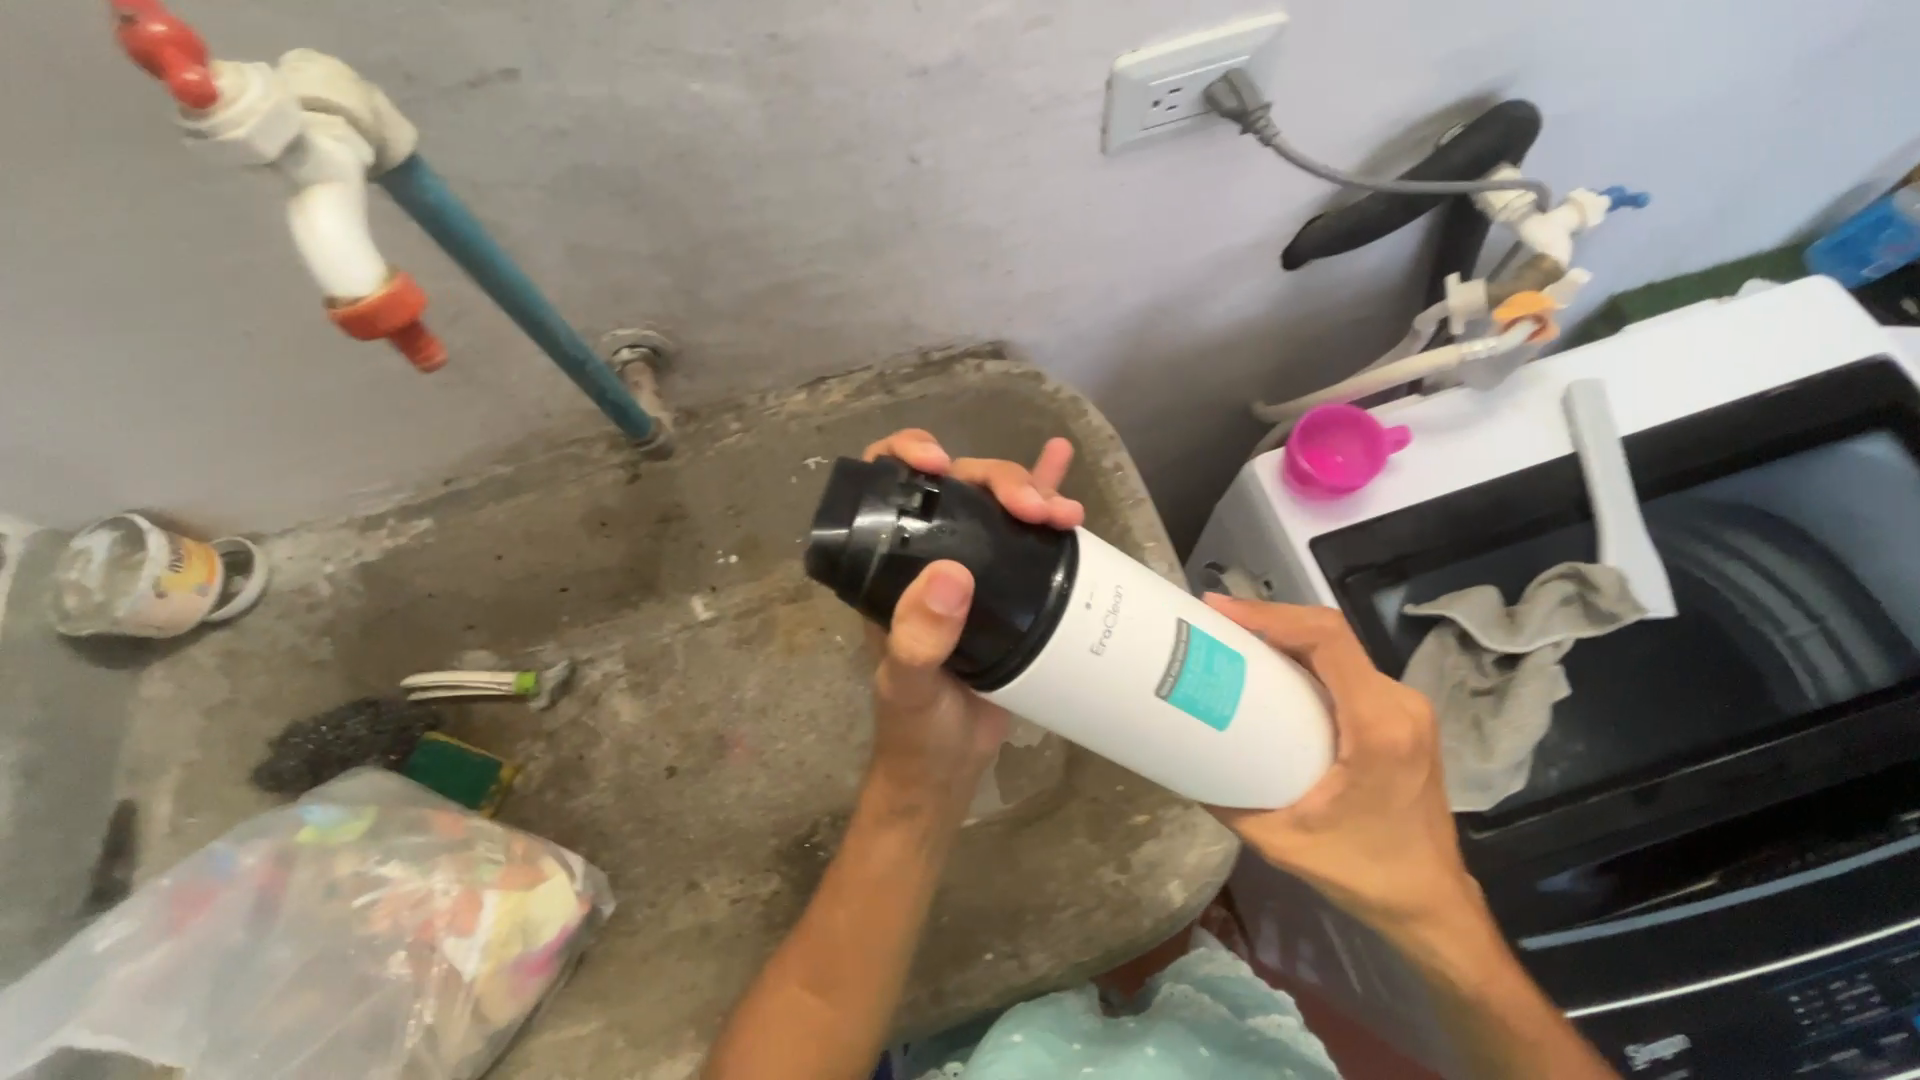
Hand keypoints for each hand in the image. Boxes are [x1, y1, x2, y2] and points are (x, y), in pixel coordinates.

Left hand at [858, 430, 1083, 816]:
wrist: (951, 764)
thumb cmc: (915, 726)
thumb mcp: (909, 685)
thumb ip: (918, 638)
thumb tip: (951, 575)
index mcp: (891, 567)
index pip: (887, 489)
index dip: (907, 457)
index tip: (940, 463)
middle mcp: (930, 556)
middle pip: (959, 488)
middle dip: (998, 480)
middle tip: (1035, 509)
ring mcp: (976, 568)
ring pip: (998, 504)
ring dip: (1033, 491)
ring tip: (1065, 512)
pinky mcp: (1014, 586)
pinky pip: (1030, 533)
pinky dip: (1046, 494)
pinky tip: (1064, 470)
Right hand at [1203, 597, 1482, 936]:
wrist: (1430, 901)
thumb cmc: (1363, 872)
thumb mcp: (1282, 840)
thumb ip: (1228, 799)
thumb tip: (1181, 759)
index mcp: (1379, 726)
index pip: (1328, 640)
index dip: (1272, 615)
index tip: (1221, 611)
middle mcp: (1400, 705)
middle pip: (1331, 637)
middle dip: (1270, 622)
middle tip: (1215, 625)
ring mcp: (1407, 709)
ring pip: (1341, 651)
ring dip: (1288, 640)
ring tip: (1235, 643)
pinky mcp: (1402, 718)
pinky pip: (1349, 672)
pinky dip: (1307, 662)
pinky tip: (1272, 674)